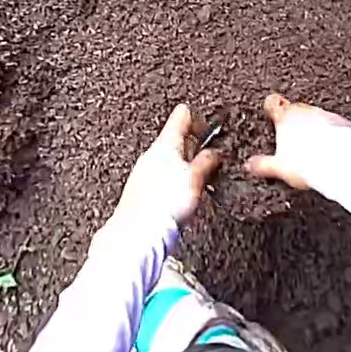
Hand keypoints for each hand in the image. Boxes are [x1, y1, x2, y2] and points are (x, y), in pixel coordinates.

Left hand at [116, 104, 221, 223]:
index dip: (200, 120)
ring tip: (198, 184)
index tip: (211, 133)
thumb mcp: (195, 178)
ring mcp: (145, 171)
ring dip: (186, 166)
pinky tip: (181, 198)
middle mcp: (152, 153)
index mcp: (165, 143)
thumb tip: (215, 152)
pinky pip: (163, 177)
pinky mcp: (142, 190)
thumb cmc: (162, 206)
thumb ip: (207, 160)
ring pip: (171, 159)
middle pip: (177, 138)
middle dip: (196, 148)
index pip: (183, 114)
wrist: (135, 236)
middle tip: (210, 163)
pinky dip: (175, 182)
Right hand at [245, 93, 350, 189]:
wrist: (338, 162)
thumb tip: (250, 166)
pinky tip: (330, 148)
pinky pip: (332, 124)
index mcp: (285, 118)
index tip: (269, 109)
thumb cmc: (307, 161)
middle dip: (294, 121)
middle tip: (293, 139)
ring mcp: (323, 115)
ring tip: (313, 147)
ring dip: (313, 126)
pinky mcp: (341, 122)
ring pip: (314, 116)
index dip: (270, 105)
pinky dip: (329, 132)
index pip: (272, 102)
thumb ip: (263, 165)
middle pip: (295, 109)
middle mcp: (304, 111)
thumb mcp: (278, 167)